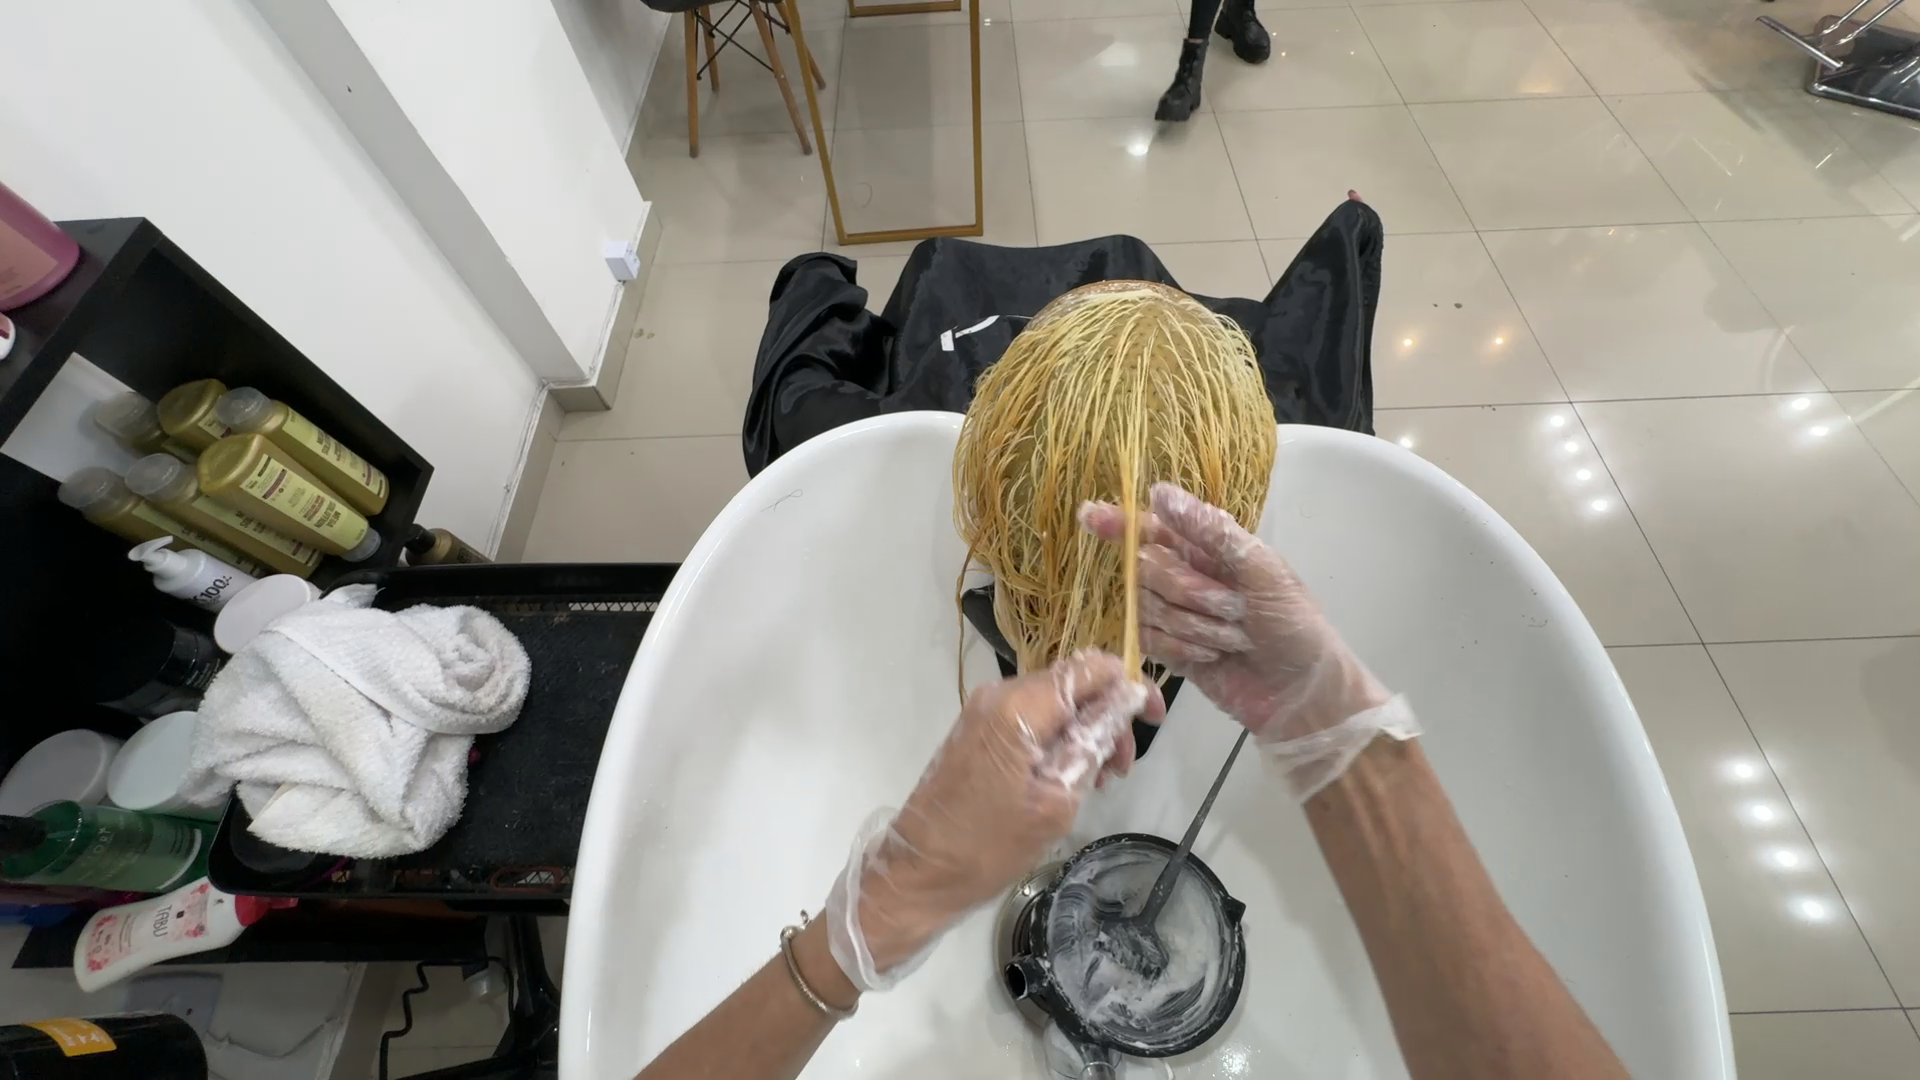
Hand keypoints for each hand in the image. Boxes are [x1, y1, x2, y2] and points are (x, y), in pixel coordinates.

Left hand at [824, 651, 1163, 990]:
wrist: (919, 872)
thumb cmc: (990, 845)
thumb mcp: (1057, 798)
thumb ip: (1093, 739)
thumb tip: (1126, 696)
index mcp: (1019, 705)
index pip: (1089, 668)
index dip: (1128, 684)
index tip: (1154, 718)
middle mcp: (999, 693)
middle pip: (1073, 683)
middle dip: (1108, 717)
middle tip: (1121, 769)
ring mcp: (983, 709)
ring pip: (1054, 701)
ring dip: (1085, 731)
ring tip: (1099, 780)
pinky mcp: (977, 728)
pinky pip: (1031, 717)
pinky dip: (1058, 739)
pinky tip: (1069, 776)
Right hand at [1080, 482, 1415, 798]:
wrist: (1301, 695)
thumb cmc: (1295, 626)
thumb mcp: (1263, 570)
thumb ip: (1210, 531)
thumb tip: (1158, 493)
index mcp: (1206, 547)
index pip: (1149, 527)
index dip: (1118, 521)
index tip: (1089, 517)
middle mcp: (1182, 575)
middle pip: (1145, 568)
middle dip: (1187, 590)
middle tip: (1233, 609)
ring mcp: (1171, 613)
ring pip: (1145, 605)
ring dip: (1192, 623)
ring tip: (1233, 638)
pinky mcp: (1166, 648)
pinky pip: (1146, 637)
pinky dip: (1179, 646)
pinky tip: (1211, 656)